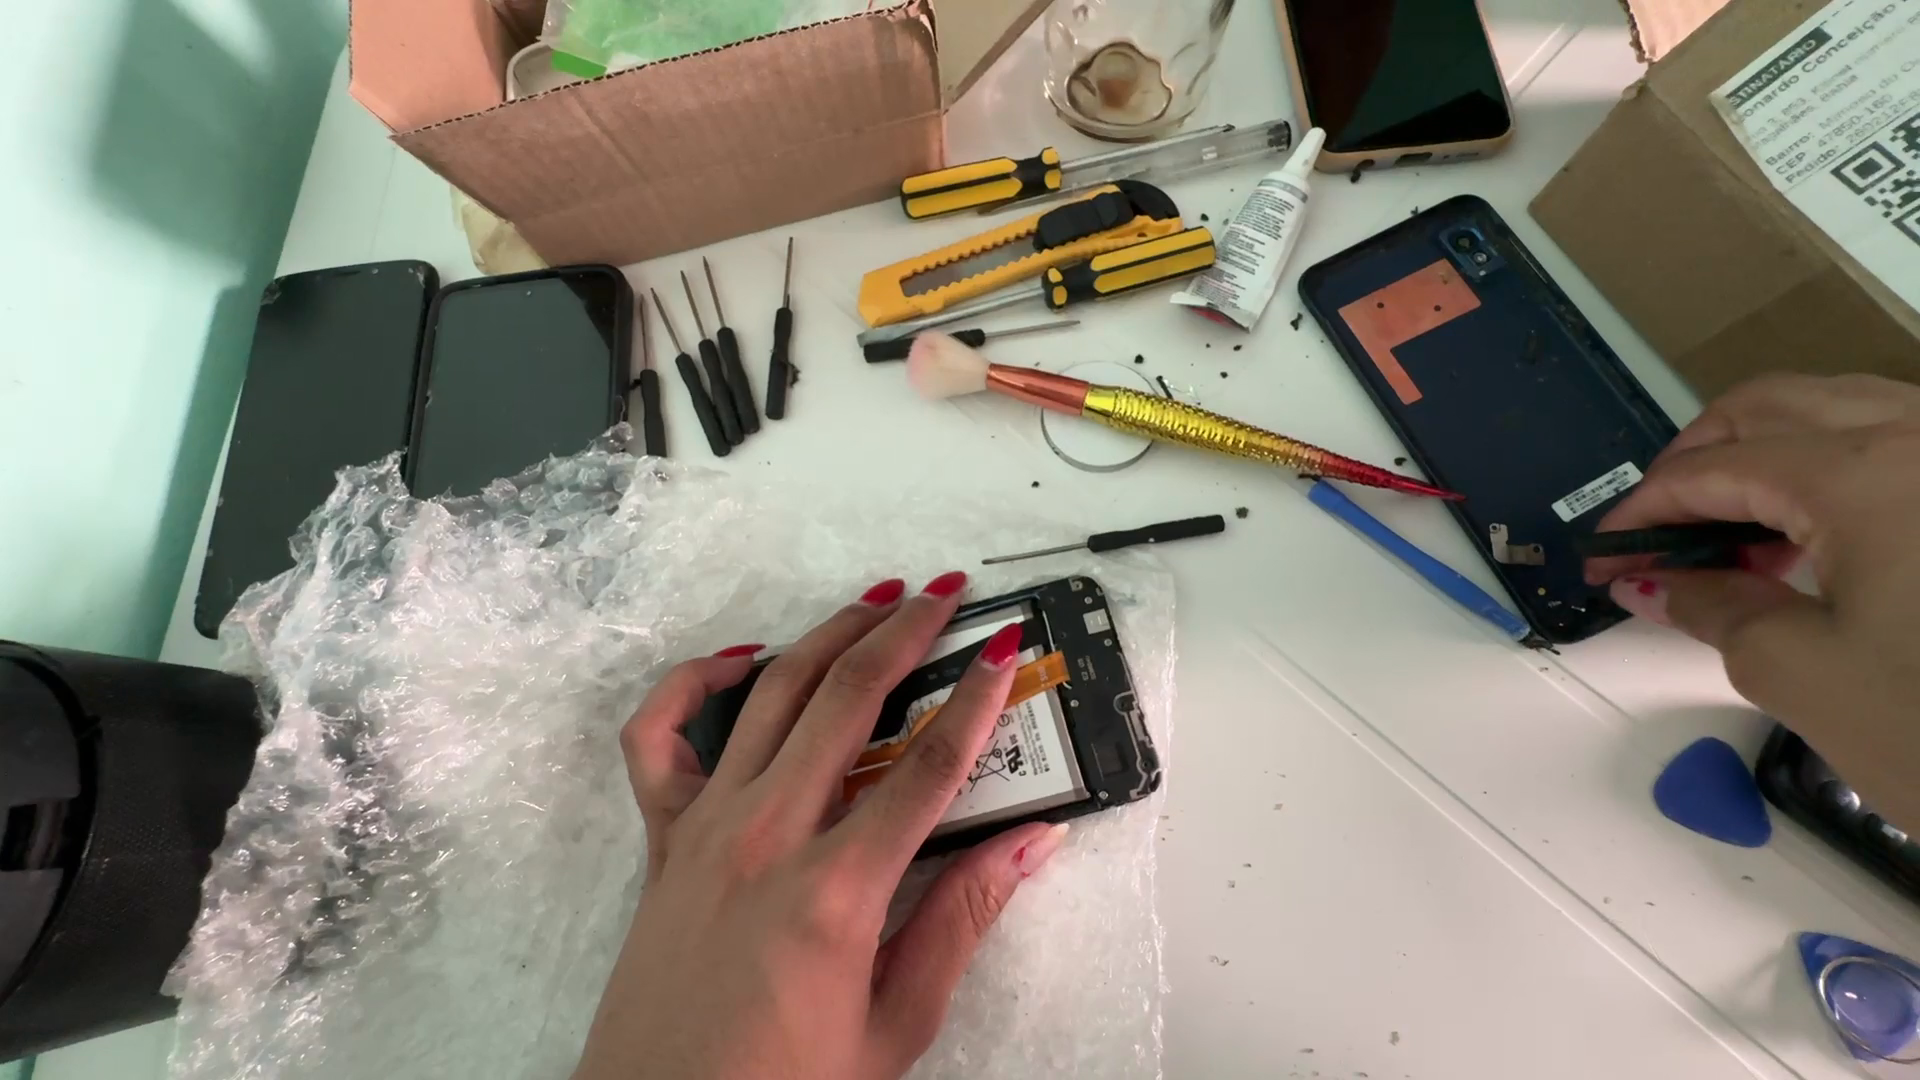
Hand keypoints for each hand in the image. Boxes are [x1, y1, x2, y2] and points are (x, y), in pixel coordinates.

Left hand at [573, 572, 1068, 1079]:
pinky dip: (696, 682)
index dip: (976, 700)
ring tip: (876, 599)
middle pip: (849, 698)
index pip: (929, 768)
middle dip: (906, 633)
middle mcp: (767, 835)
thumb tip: (1032, 841)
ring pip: (773, 693)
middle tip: (945, 594)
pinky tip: (744, 660)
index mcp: (835, 891)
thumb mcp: (896, 1023)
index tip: (1003, 650)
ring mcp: (706, 824)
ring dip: (829, 634)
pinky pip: (659, 733)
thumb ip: (964, 918)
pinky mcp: (663, 833)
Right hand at [1585, 374, 1919, 827]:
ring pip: (1845, 409)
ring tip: (1736, 529)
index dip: (1637, 512)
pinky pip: (1905, 443)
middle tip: (1660, 527)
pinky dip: (1833, 469)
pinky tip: (1823, 534)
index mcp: (1869, 475)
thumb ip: (1709, 606)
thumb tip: (1650, 581)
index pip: (1708, 469)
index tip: (1602, 559)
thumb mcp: (1800, 671)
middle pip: (1772, 405)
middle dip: (1692, 460)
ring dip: (1763, 456)